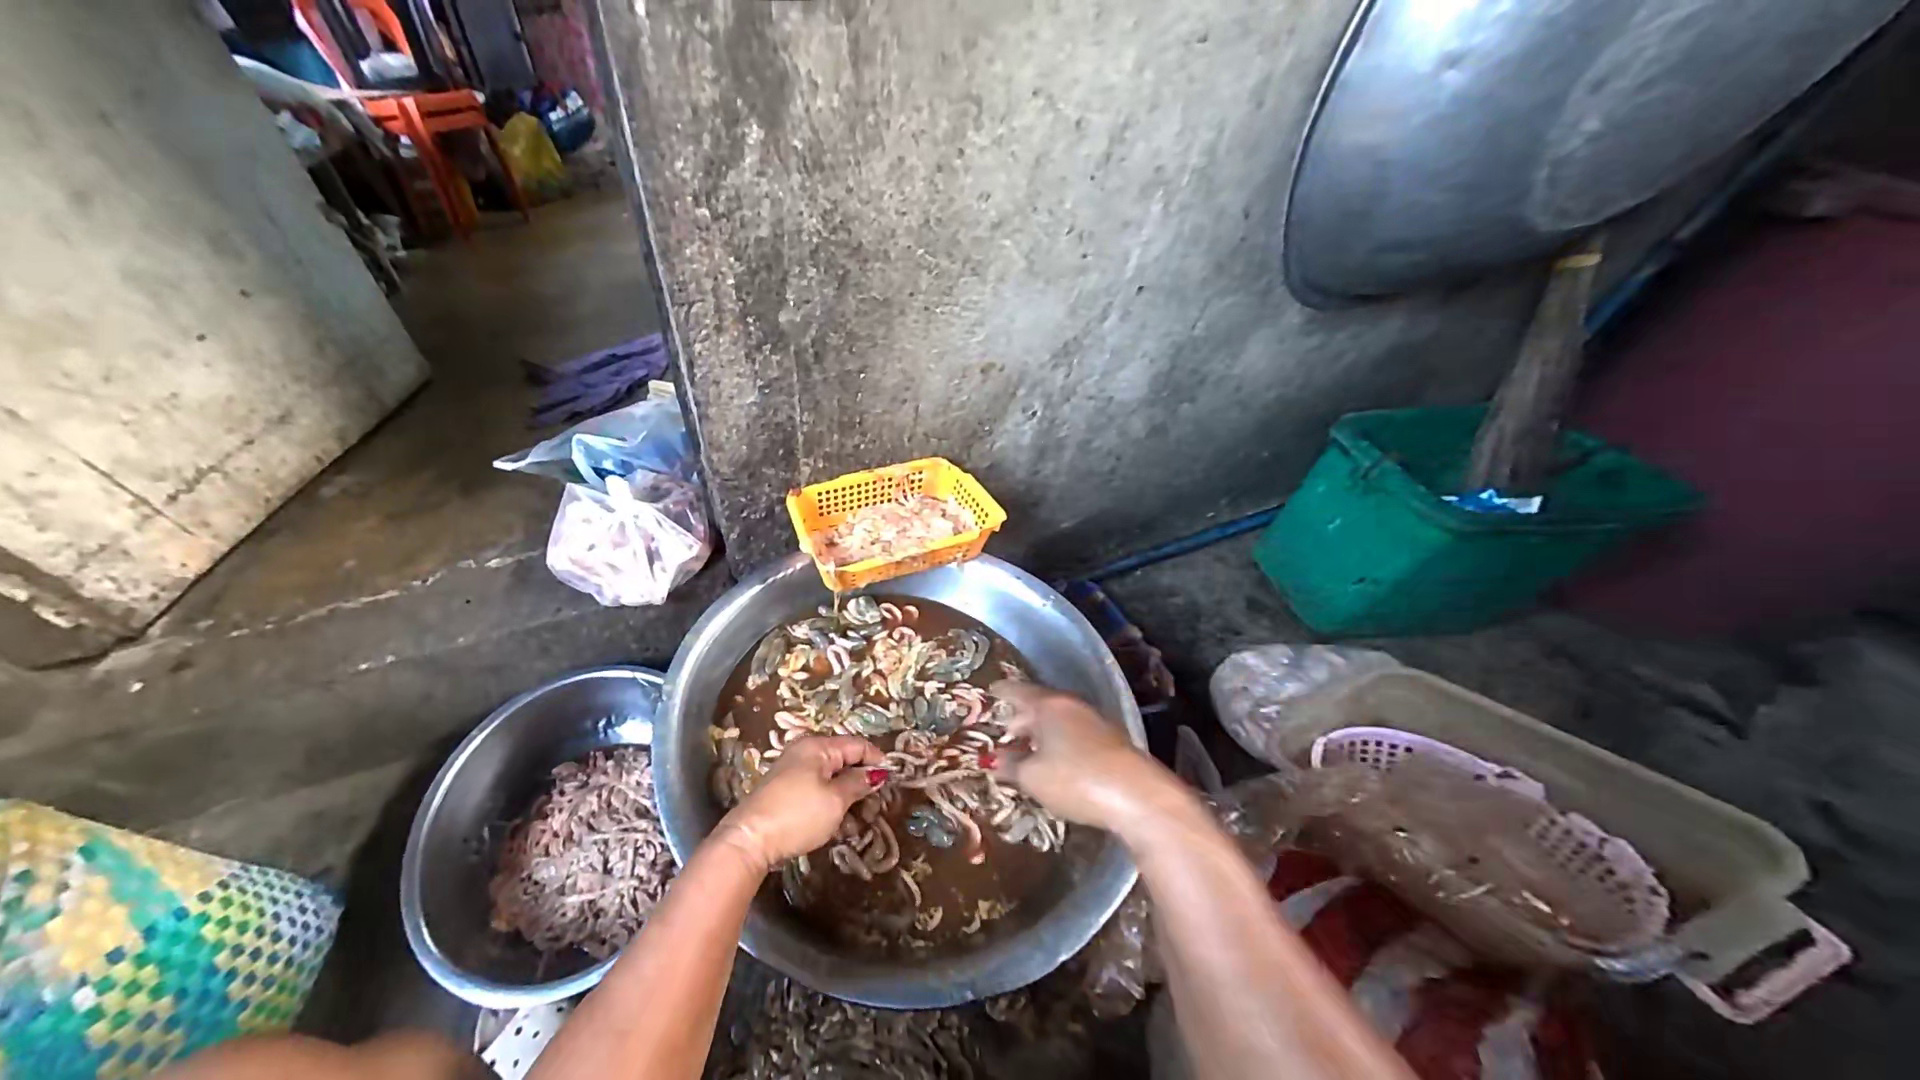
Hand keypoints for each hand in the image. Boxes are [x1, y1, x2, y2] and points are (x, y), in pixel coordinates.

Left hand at [713, 735, 884, 872]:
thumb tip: (876, 773)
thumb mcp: (836, 799)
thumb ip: (858, 783)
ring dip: (847, 796)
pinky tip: (837, 824)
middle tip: (876, 805)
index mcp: (819, 746)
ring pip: (831, 778)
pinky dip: (830, 803)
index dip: (877, 761)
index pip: (858, 745)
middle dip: (862, 781)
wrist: (749, 841)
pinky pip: (817, 790)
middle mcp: (805, 752)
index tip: (892, 781)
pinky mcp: (785, 791)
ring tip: (858, 820)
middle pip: (844, 760)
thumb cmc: (798, 815)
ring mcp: (793, 771)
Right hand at [988, 681, 1174, 831]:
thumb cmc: (1077, 780)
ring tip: (1026, 753)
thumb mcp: (1033, 778)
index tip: (988, 695)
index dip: (999, 693)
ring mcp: (1095, 720)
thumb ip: (1010, 765)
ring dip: (1041, 733)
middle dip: (1019, 719)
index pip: (1016, 690)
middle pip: (1038, 704)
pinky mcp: (1112, 740)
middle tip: (1003, 735)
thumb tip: (994, 759)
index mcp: (1048, 705)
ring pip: (1058, 720)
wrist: (1140, 797)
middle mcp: (1072, 705)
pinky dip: (1060, 742)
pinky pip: (1075, 733)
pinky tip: (1056, 763)